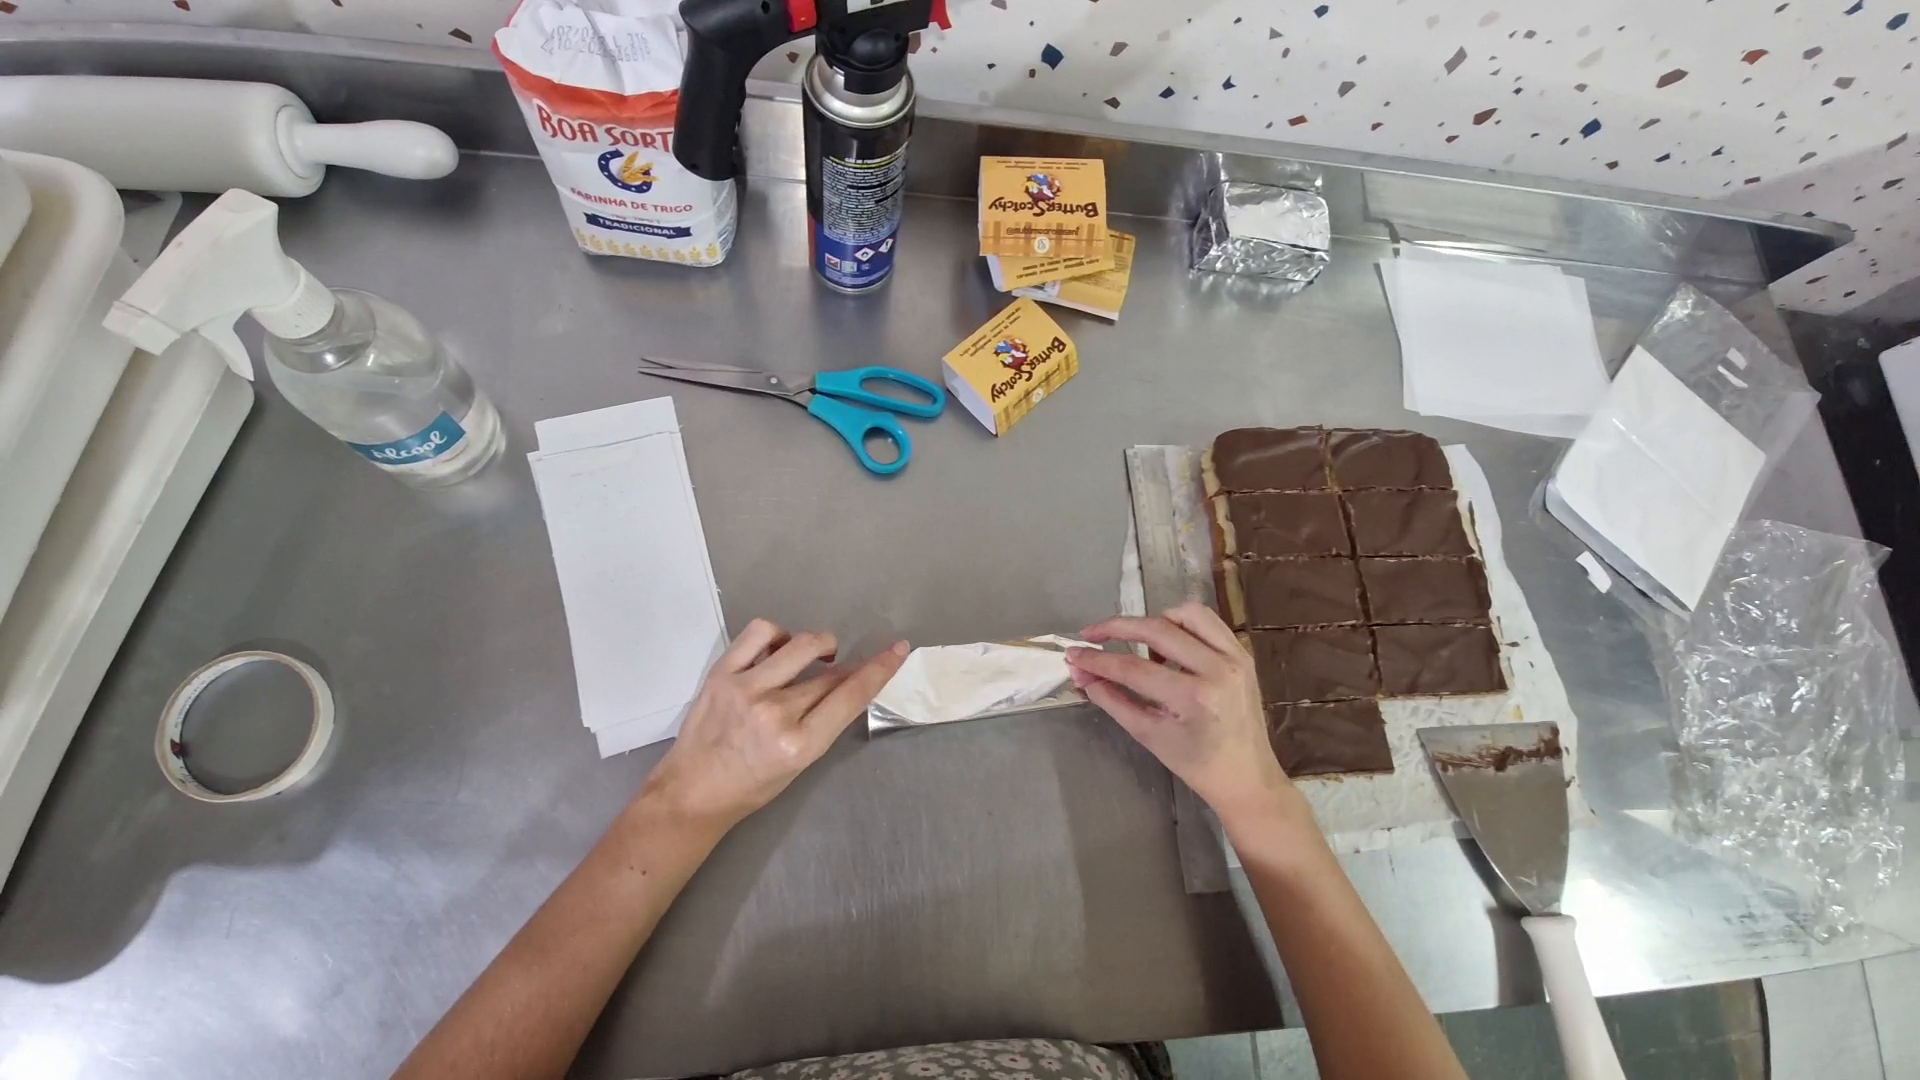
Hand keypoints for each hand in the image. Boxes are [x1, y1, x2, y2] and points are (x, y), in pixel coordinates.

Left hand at [644, 619, 908, 829]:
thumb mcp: (800, 763)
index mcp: (800, 744)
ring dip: (820, 645)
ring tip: (818, 654)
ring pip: (802, 646)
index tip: (898, 650)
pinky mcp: (723, 673)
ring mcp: (747, 689)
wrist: (693, 791)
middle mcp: (776, 713)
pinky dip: (779, 633)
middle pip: (830, 675)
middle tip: (842, 671)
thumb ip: (824, 721)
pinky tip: (781, 646)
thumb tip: (848, 681)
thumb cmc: (752, 786)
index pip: (851, 696)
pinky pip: (761, 632)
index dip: (880, 669)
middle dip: (844, 670)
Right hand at [1066, 602, 1290, 821]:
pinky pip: (1207, 622)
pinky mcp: (1242, 654)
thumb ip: (1112, 700)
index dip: (1098, 660)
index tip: (1073, 654)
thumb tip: (1082, 675)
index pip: (1134, 668)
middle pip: (1157, 630)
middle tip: (1092, 635)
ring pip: (1186, 614)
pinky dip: (1180, 625)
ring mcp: (1235, 658)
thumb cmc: (1196, 765)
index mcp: (1194, 698)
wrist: (1247, 778)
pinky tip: (1167, 646)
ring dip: (1154, 622)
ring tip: (1139, 644)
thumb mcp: (1149, 735)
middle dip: (1117, 628)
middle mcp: (1218, 669)